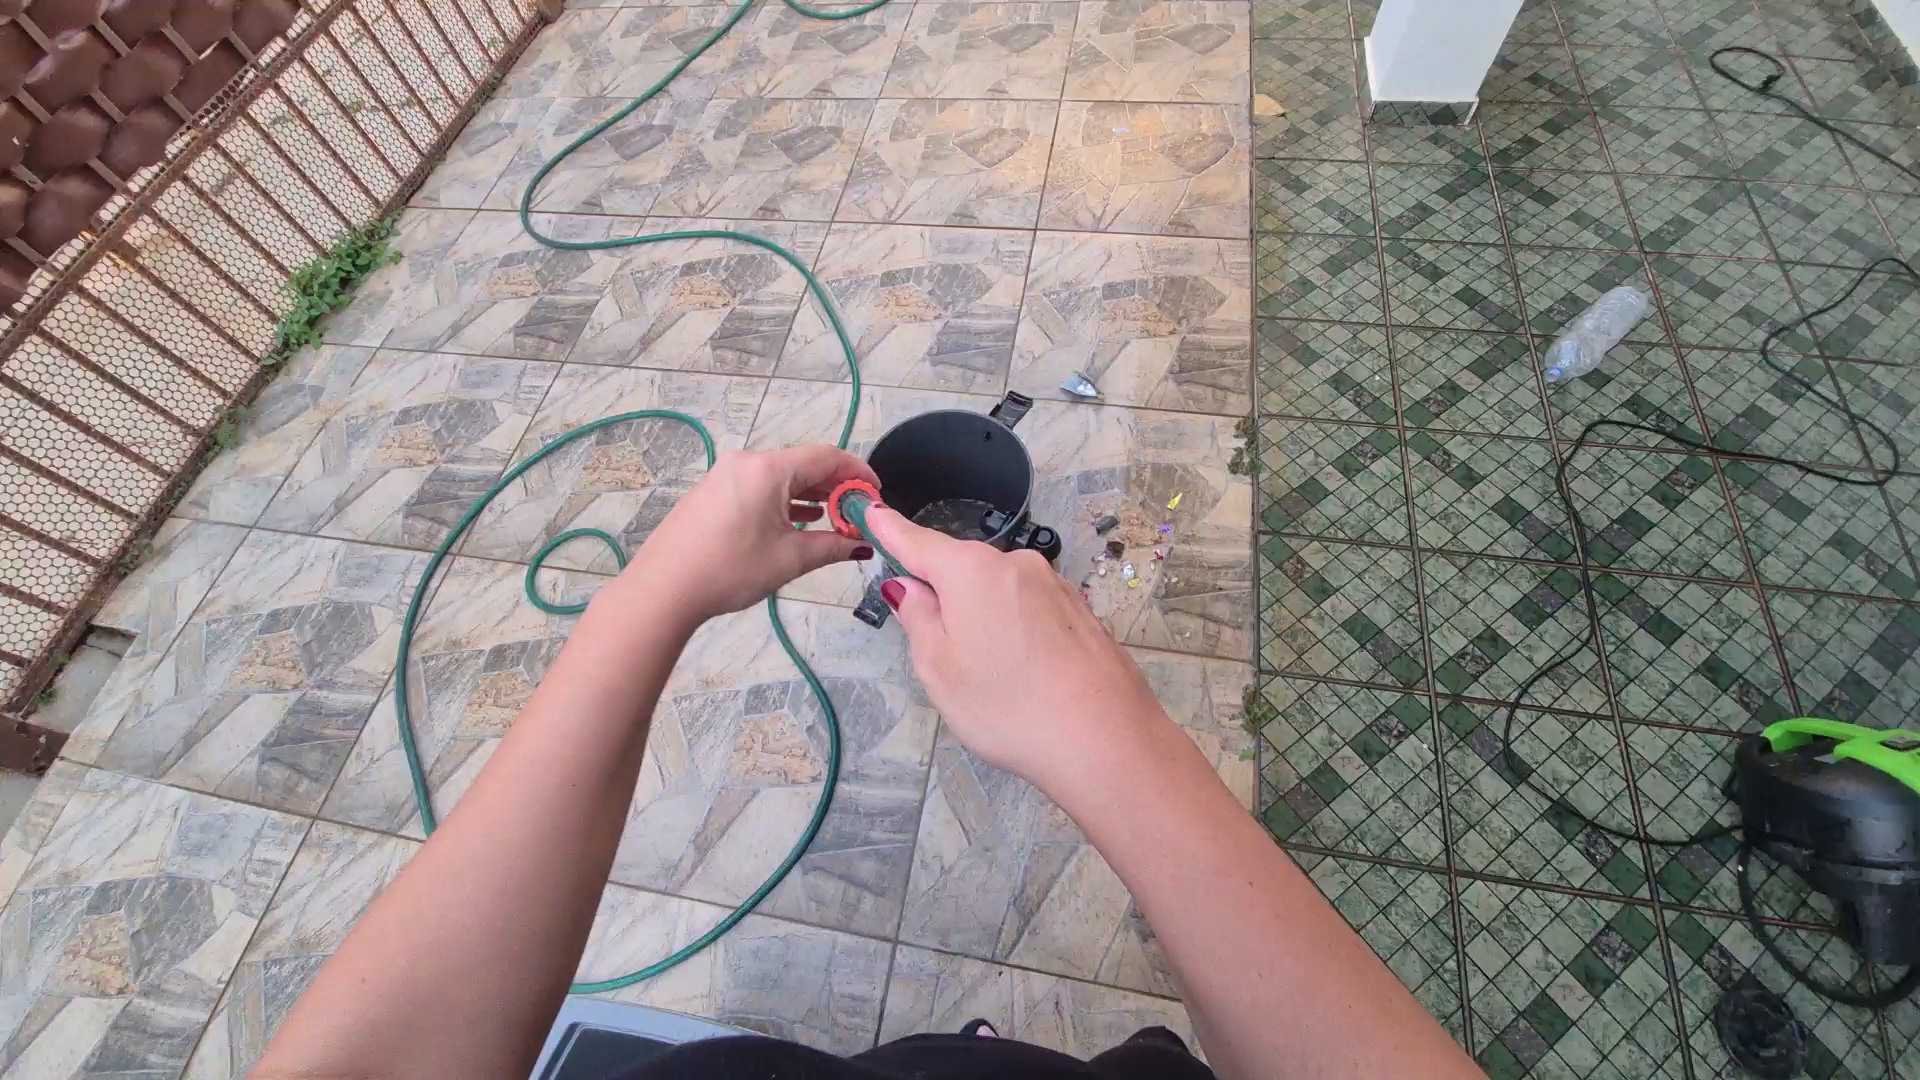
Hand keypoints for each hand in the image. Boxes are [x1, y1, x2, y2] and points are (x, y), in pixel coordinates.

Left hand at [606, 445, 877, 625]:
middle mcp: (747, 461)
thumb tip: (862, 545)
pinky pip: (760, 486)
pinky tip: (798, 521)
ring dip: (811, 494)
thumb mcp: (790, 559)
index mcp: (768, 469)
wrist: (663, 589)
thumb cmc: (730, 569)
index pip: (827, 457)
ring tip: (834, 520)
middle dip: (836, 487)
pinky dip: (785, 500)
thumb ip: (832, 546)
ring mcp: (726, 474)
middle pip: (804, 464)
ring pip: (781, 476)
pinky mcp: (713, 491)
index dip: (858, 473)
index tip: (876, 493)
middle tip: (858, 512)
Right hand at [863, 506, 1174, 790]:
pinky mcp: (1080, 609)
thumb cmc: (1009, 708)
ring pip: (998, 590)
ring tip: (992, 676)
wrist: (1107, 739)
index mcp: (972, 570)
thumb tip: (907, 585)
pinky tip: (1026, 672)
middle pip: (961, 569)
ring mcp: (1054, 583)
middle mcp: (1016, 563)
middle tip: (943, 654)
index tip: (872, 511)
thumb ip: (918, 617)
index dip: (891, 529)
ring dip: (983, 616)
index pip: (918, 542)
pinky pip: (1029, 607)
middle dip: (943, 596)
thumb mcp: (940, 669)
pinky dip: (1016, 628)